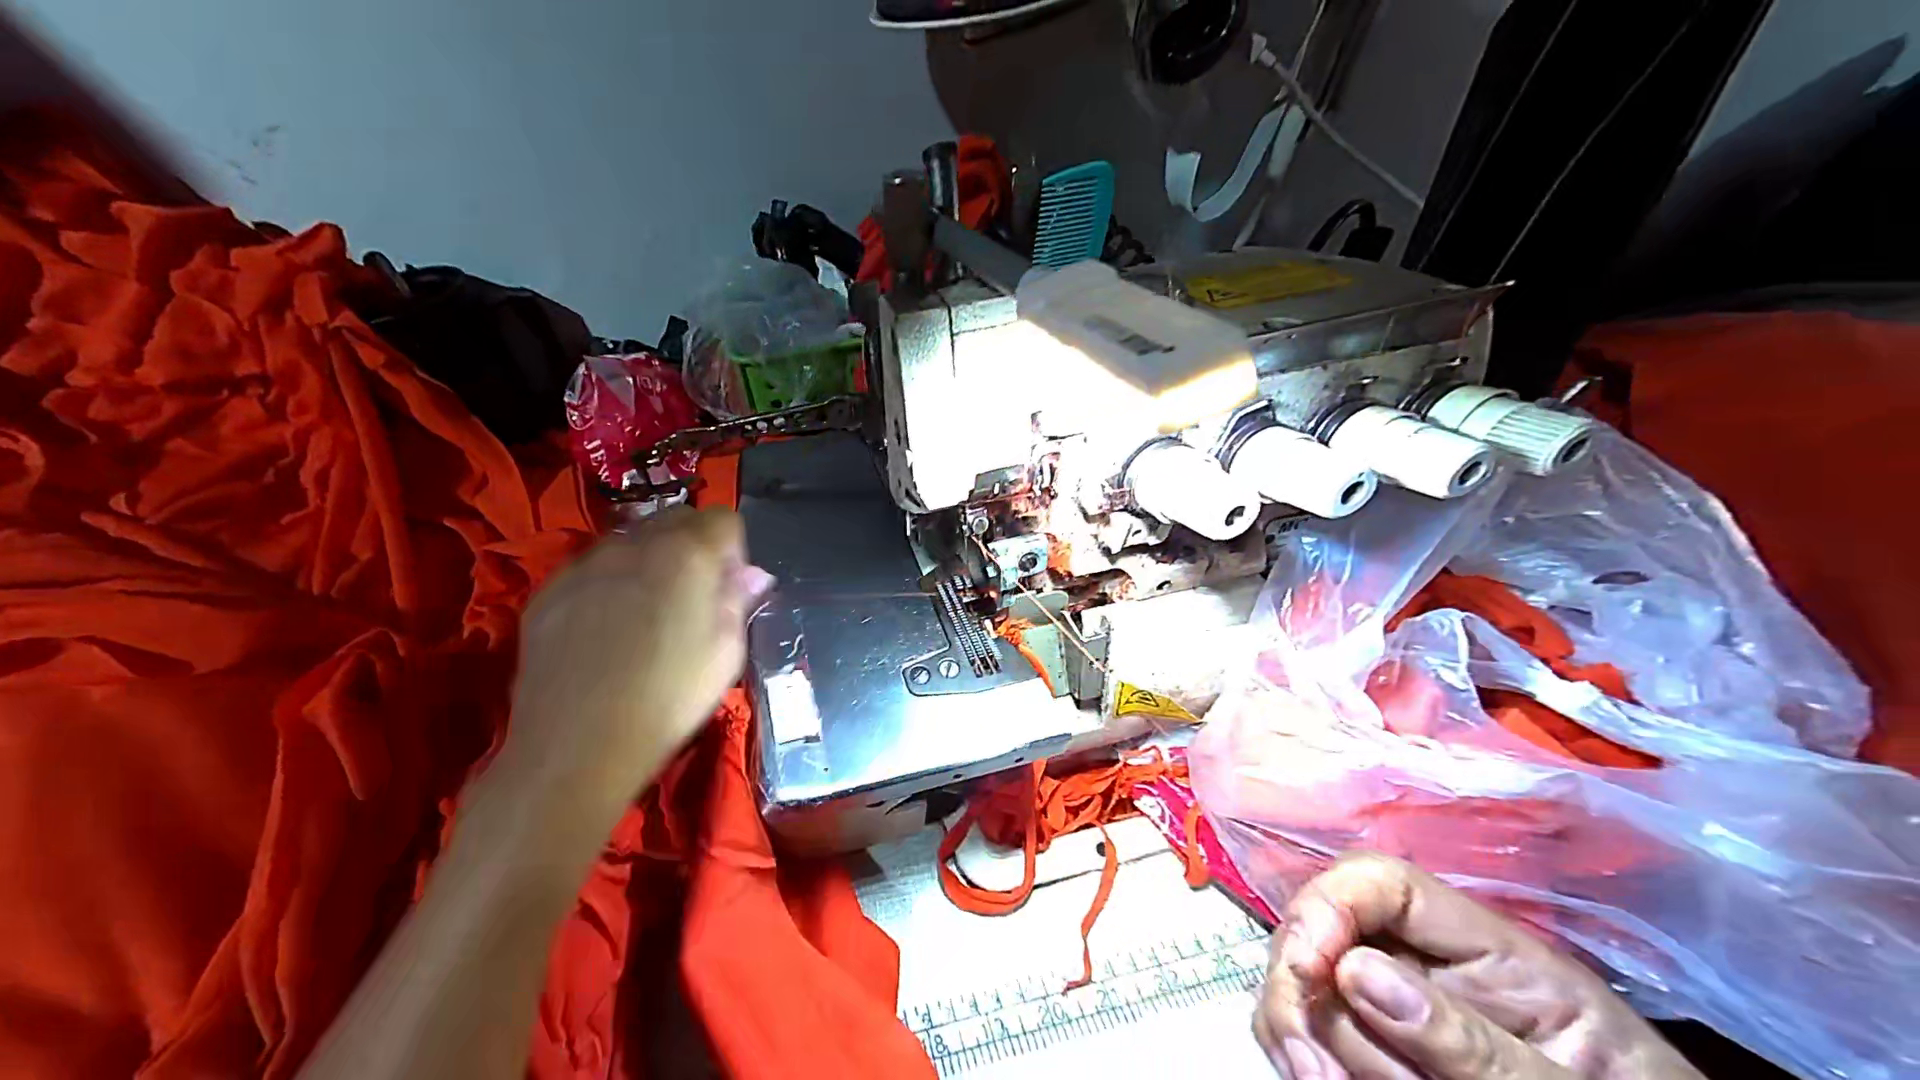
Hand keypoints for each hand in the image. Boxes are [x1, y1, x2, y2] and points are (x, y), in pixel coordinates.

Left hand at [502, 509, 773, 814]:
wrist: (577, 747)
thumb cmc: (670, 700)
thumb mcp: (727, 653)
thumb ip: (738, 600)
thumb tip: (752, 574)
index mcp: (688, 555)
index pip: (722, 519)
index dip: (733, 550)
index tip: (729, 587)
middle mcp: (635, 545)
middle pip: (675, 519)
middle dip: (693, 547)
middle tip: (692, 598)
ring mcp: (585, 565)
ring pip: (630, 541)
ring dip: (649, 562)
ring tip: (645, 615)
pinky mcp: (549, 591)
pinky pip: (590, 569)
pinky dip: (608, 583)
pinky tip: (605, 630)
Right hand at [1255, 853, 1702, 1079]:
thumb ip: (1473, 1041)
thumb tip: (1352, 972)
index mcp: (1485, 948)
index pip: (1382, 880)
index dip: (1328, 904)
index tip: (1308, 971)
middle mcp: (1425, 961)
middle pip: (1324, 930)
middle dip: (1302, 991)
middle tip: (1313, 1072)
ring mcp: (1395, 1002)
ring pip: (1307, 984)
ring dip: (1309, 1038)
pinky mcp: (1376, 1044)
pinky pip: (1313, 1030)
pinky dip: (1305, 1058)